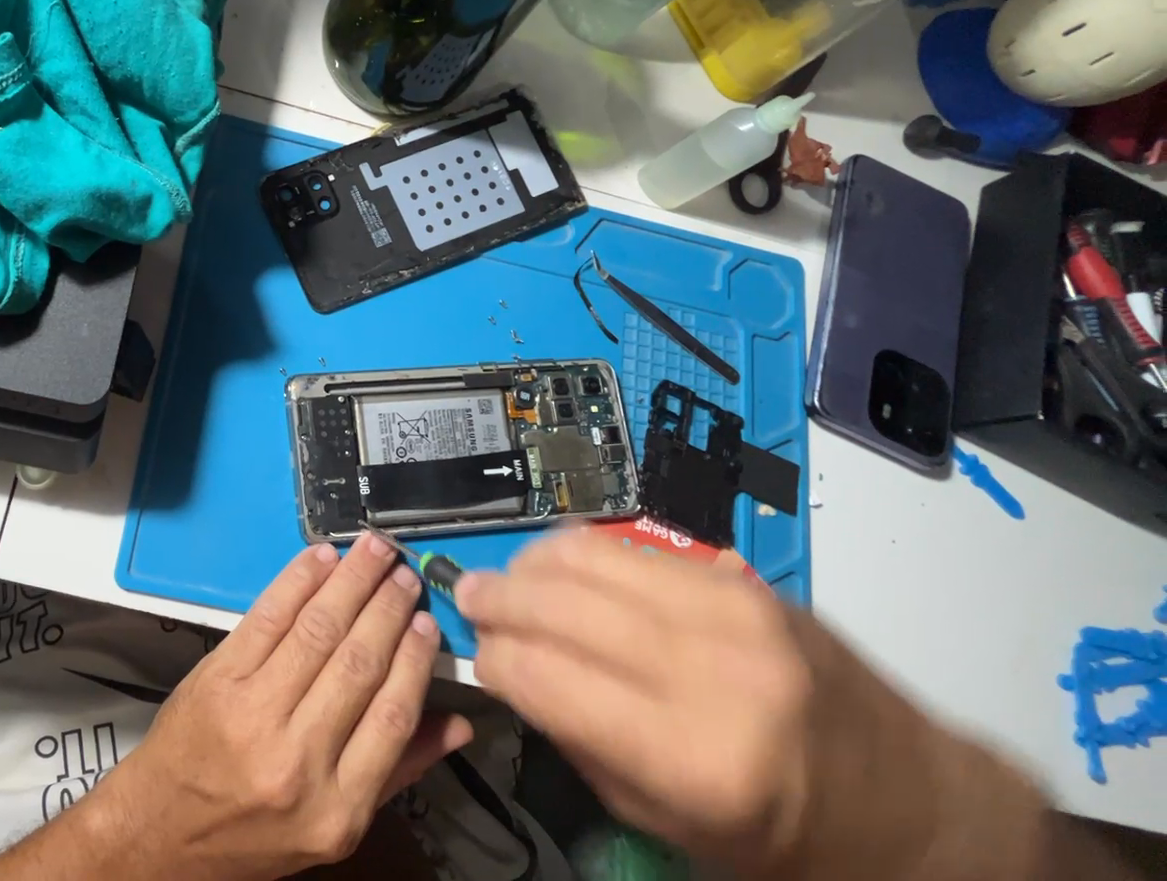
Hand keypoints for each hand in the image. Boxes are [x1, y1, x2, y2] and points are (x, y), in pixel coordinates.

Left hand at [88, 536, 473, 880]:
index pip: (392, 715)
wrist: (163, 828)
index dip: (414, 659)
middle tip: (405, 573)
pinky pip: (266, 618)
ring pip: (315, 633)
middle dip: (386, 608)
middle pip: (356, 664)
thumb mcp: (334, 826)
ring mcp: (253, 712)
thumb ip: (397, 771)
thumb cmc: (255, 831)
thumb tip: (460, 723)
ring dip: (349, 583)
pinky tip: (321, 559)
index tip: (427, 620)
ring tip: (373, 551)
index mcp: (337, 805)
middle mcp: (298, 758)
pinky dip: (296, 582)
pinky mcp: (218, 677)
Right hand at [455, 528, 1049, 880]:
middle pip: (558, 603)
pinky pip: (629, 543)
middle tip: (466, 597)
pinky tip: (563, 571)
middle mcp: (707, 669)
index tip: (477, 656)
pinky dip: (578, 553)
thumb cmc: (781, 833)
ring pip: (586, 555)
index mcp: (688, 756)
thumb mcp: (664, 820)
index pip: (543, 675)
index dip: (493, 658)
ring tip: (509, 580)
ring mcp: (729, 610)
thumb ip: (576, 735)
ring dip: (529, 563)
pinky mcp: (740, 577)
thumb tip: (508, 664)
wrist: (909, 797)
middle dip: (495, 597)